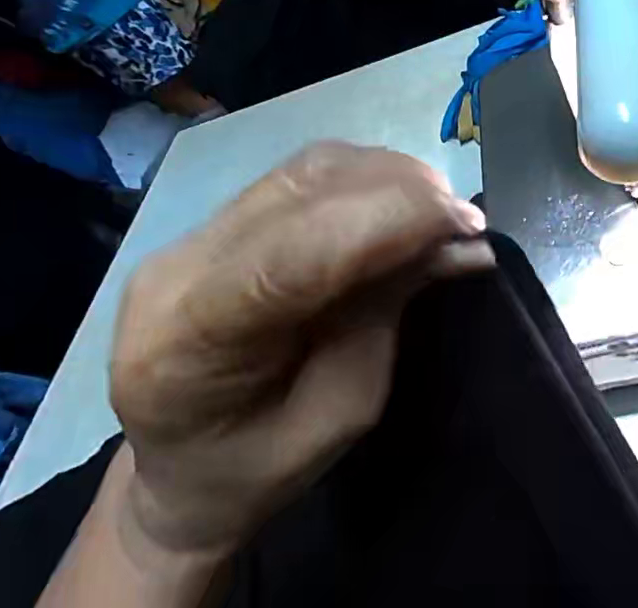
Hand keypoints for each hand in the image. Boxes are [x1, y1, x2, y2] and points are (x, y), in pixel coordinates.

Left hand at [108, 143, 492, 565]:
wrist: (172, 468)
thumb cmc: (254, 468)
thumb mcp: (339, 414)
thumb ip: (385, 317)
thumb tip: (452, 243)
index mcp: (188, 340)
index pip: (294, 251)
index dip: (389, 219)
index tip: (465, 222)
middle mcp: (179, 264)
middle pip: (304, 189)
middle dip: (401, 190)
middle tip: (465, 220)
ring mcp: (192, 231)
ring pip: (307, 168)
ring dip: (387, 176)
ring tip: (437, 210)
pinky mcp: (217, 217)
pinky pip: (303, 174)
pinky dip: (364, 177)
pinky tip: (396, 202)